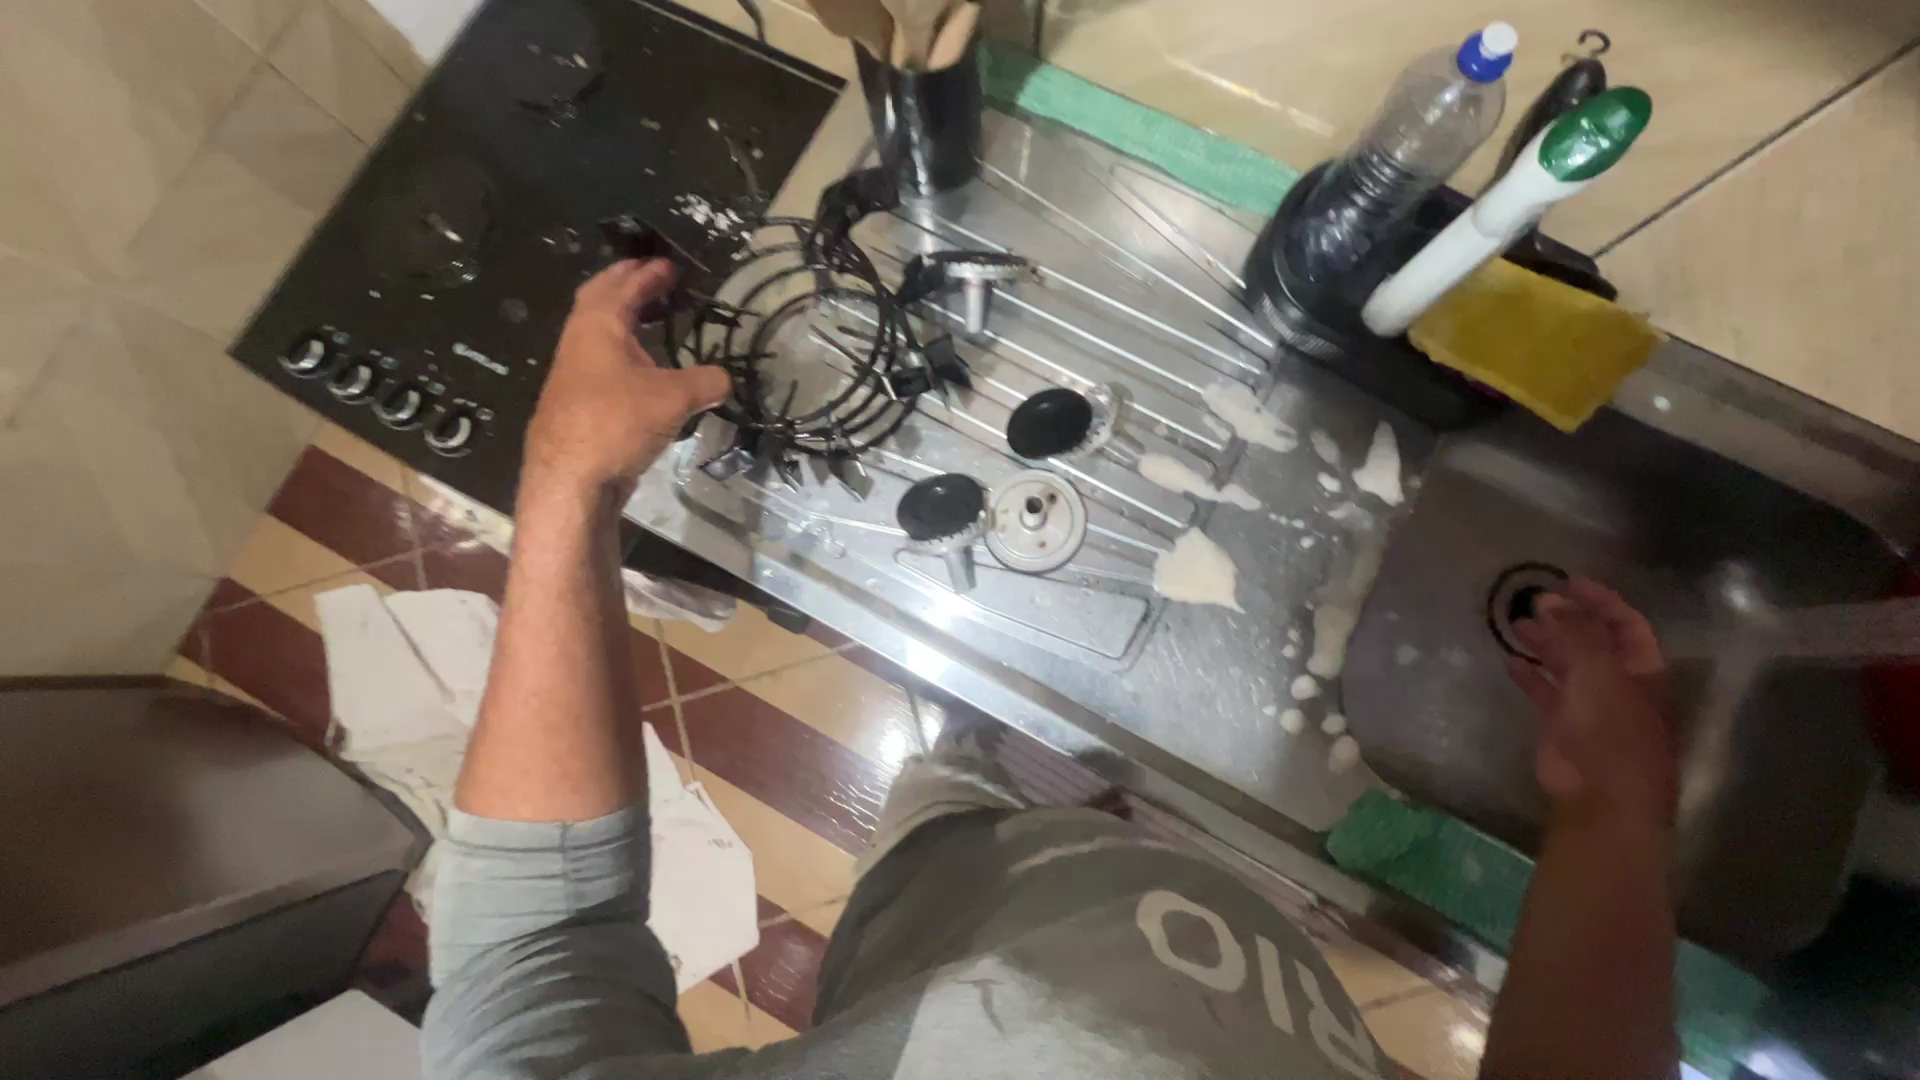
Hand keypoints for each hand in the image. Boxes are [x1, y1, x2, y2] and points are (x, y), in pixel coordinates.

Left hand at [522, 259, 730, 496]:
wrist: (570, 478)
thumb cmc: (617, 423)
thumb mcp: (674, 399)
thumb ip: (707, 382)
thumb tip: (728, 379)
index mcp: (599, 326)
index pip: (625, 286)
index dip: (649, 273)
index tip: (670, 265)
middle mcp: (581, 341)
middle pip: (600, 300)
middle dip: (626, 285)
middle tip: (653, 279)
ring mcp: (576, 372)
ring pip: (599, 332)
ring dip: (624, 320)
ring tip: (653, 320)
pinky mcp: (579, 402)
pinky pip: (604, 361)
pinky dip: (625, 351)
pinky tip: (644, 369)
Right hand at [1508, 578, 1676, 819]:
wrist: (1601, 796)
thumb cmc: (1611, 733)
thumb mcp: (1596, 674)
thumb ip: (1573, 634)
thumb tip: (1547, 598)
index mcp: (1641, 672)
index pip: (1626, 626)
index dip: (1601, 601)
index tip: (1567, 581)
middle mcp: (1619, 685)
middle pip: (1595, 643)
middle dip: (1567, 619)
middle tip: (1532, 600)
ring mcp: (1590, 706)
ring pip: (1566, 665)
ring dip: (1545, 643)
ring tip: (1515, 624)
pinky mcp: (1562, 725)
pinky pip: (1545, 691)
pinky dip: (1529, 675)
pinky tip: (1510, 661)